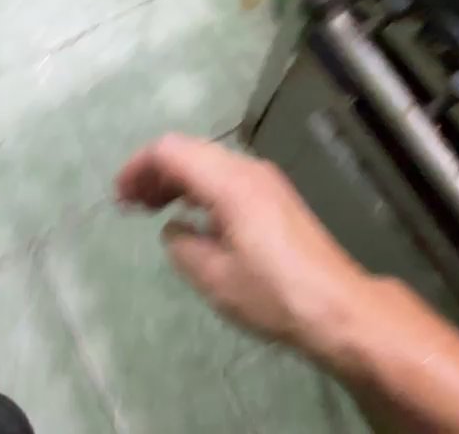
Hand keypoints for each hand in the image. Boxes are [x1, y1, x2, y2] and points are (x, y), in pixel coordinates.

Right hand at [115, 134, 374, 359]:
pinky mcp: (274, 196)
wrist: (338, 307)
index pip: (171, 151)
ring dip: (177, 179)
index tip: (119, 197)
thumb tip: (174, 229)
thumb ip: (183, 246)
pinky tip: (192, 215)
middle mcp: (246, 169)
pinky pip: (225, 176)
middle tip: (130, 204)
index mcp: (228, 182)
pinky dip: (199, 187)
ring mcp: (264, 180)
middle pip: (189, 151)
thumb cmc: (273, 293)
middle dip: (154, 171)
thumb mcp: (214, 278)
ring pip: (208, 162)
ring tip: (152, 208)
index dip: (138, 167)